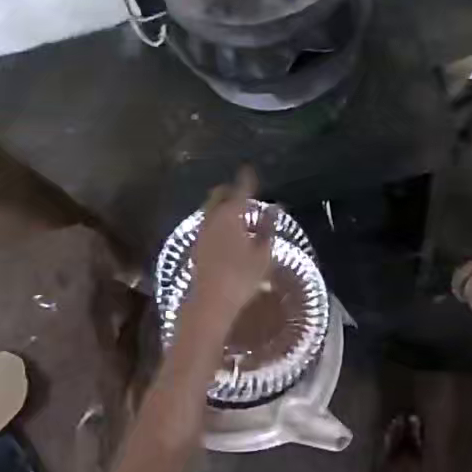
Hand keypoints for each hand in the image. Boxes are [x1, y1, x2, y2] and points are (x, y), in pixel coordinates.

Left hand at [181, 167, 276, 338]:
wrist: (210, 302)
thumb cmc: (242, 278)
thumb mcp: (263, 254)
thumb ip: (269, 228)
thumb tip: (275, 208)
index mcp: (231, 215)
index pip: (240, 189)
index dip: (246, 178)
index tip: (250, 169)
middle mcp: (212, 218)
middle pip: (219, 194)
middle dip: (230, 188)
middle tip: (242, 189)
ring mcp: (201, 231)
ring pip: (211, 208)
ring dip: (222, 204)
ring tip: (236, 209)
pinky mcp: (196, 245)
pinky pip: (207, 222)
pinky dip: (217, 218)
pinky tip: (226, 229)